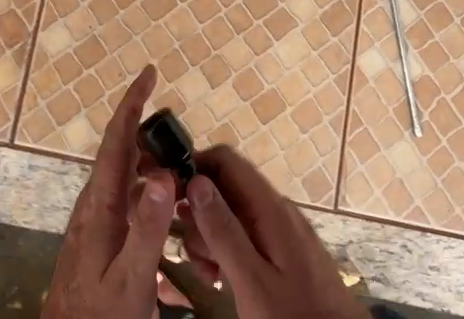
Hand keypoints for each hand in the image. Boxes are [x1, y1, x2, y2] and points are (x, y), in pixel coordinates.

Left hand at [42, 65, 176, 318]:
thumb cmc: (100, 316)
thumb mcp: (131, 277)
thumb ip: (148, 227)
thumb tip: (163, 173)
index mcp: (101, 206)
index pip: (117, 140)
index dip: (132, 103)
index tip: (149, 73)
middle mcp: (95, 207)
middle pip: (124, 156)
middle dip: (153, 140)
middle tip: (184, 140)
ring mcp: (96, 225)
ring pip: (129, 186)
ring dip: (157, 180)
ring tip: (186, 187)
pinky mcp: (100, 244)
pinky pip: (131, 215)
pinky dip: (154, 215)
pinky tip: (176, 246)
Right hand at [178, 146, 369, 318]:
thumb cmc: (295, 316)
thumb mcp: (252, 280)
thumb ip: (224, 231)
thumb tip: (196, 180)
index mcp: (270, 208)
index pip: (226, 160)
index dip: (194, 167)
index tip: (167, 196)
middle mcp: (276, 209)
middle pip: (226, 187)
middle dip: (200, 213)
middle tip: (189, 251)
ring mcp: (281, 230)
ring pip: (233, 214)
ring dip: (210, 236)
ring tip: (206, 272)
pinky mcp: (283, 251)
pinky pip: (246, 236)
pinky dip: (227, 250)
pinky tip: (220, 278)